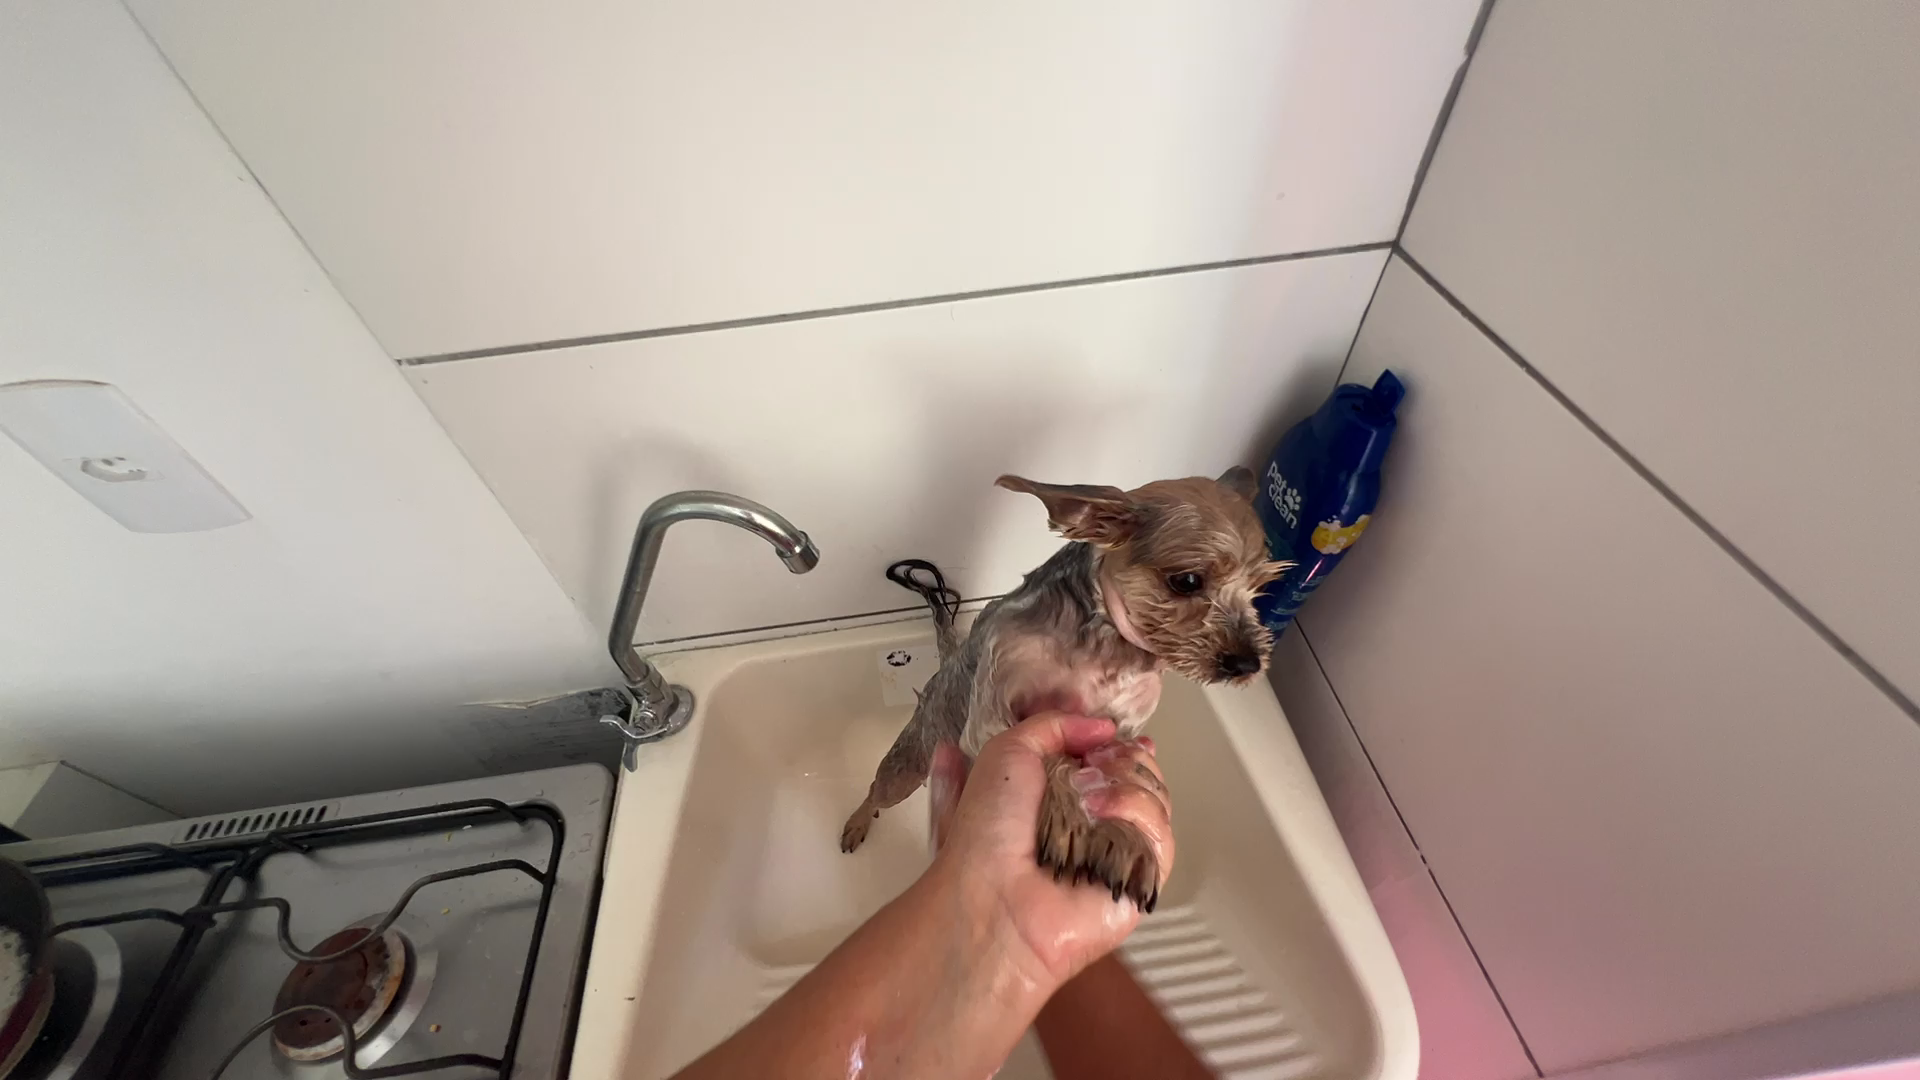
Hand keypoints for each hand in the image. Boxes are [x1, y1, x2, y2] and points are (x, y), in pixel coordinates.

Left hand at [925, 713, 1174, 991]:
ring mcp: (1121, 849)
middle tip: (1093, 763)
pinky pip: (1162, 832)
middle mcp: (1096, 820)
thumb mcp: (1007, 751)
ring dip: (1125, 779)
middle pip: (1143, 771)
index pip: (1115, 758)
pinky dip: (1135, 809)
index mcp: (1065, 792)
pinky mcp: (1142, 879)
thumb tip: (1104, 728)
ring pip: (1157, 795)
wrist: (994, 898)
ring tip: (1085, 793)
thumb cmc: (987, 829)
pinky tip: (1101, 813)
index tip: (1110, 735)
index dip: (1119, 742)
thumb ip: (1055, 724)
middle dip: (1123, 756)